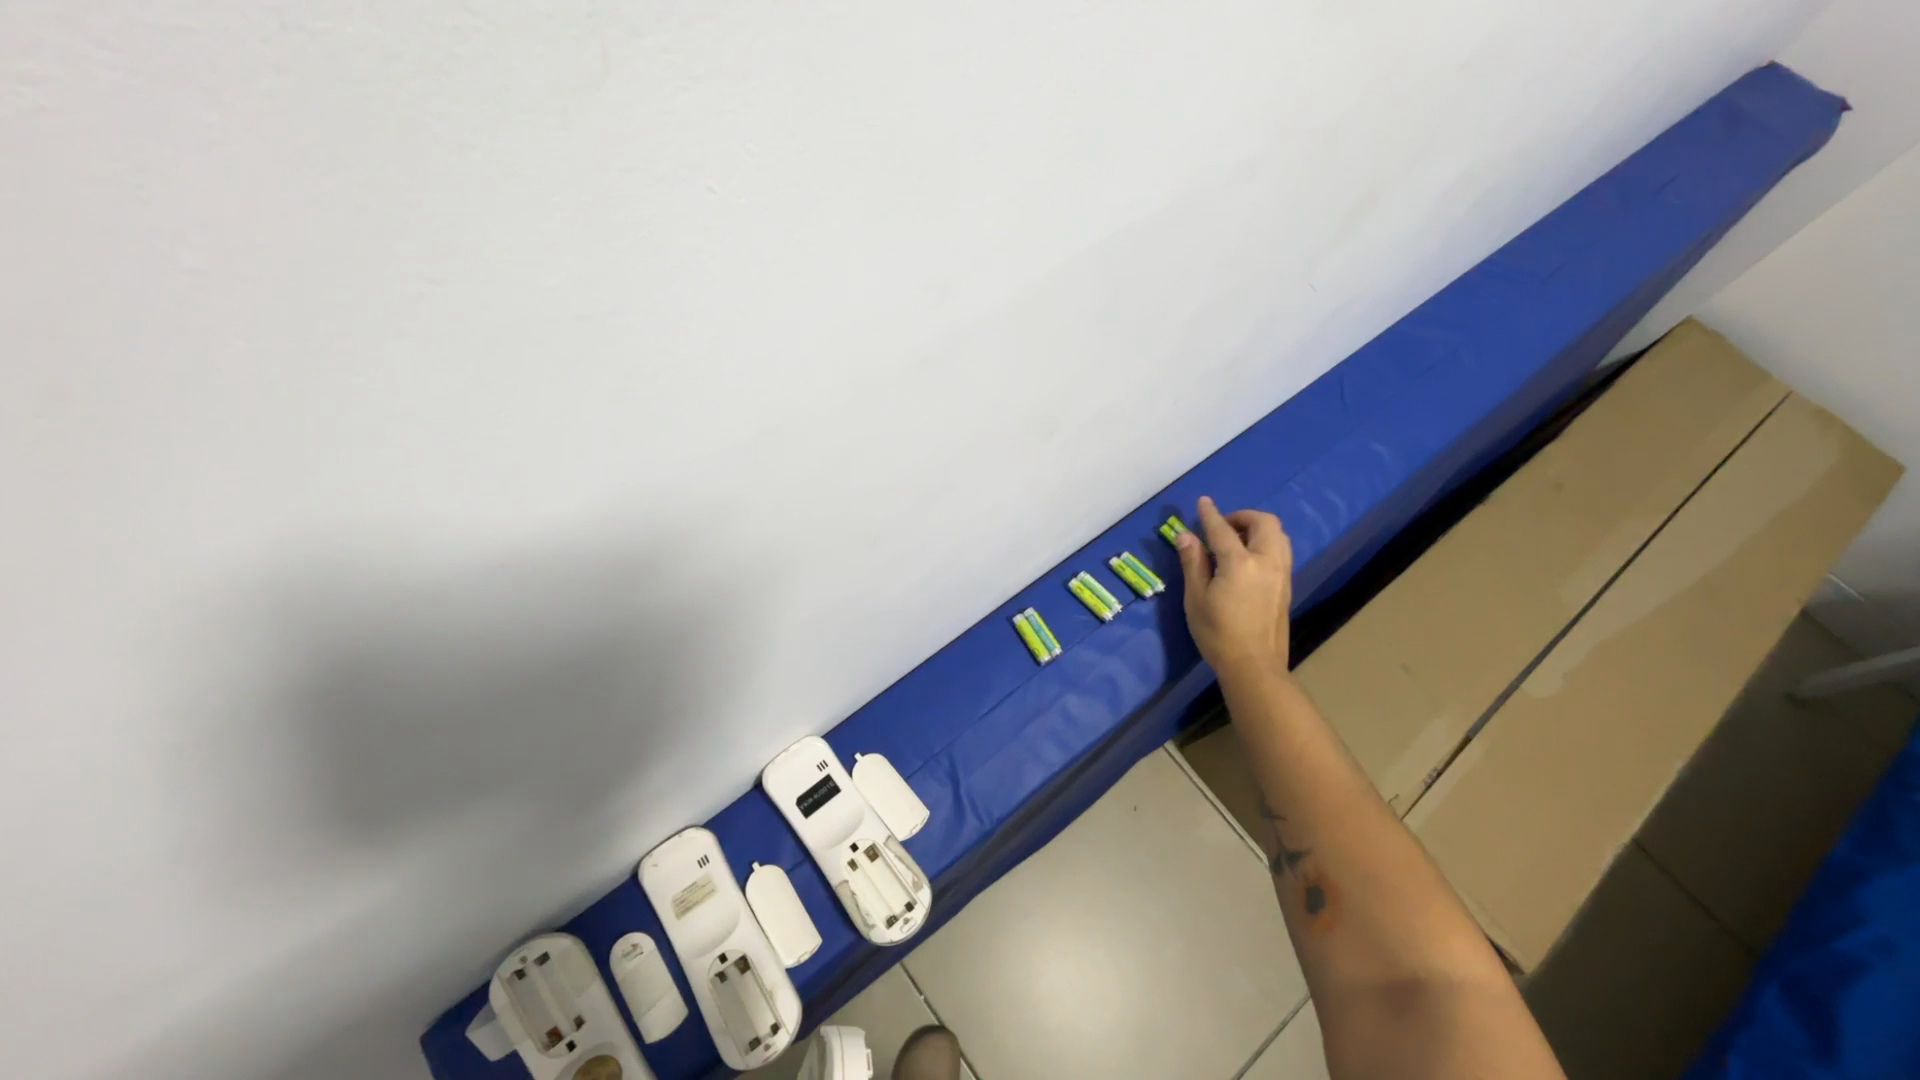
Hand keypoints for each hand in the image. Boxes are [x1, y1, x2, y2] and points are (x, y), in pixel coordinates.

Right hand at [1176, 496, 1293, 680]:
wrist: (1253, 665)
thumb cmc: (1217, 633)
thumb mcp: (1196, 598)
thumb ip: (1193, 562)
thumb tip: (1186, 535)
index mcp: (1240, 563)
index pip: (1223, 530)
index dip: (1210, 515)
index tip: (1203, 502)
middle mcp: (1267, 562)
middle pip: (1263, 523)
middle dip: (1242, 517)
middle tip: (1222, 526)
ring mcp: (1281, 574)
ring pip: (1278, 535)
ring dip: (1258, 528)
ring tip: (1237, 540)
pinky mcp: (1287, 586)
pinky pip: (1281, 551)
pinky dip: (1266, 543)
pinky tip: (1248, 559)